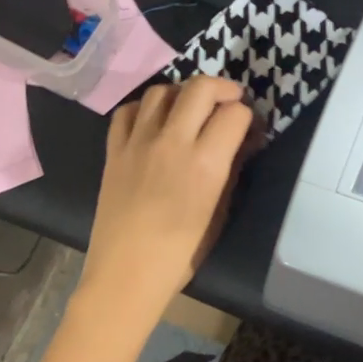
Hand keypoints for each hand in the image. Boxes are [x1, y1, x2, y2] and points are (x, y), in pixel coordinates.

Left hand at [81, 76, 255, 317]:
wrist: (126, 273)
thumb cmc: (179, 256)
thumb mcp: (217, 215)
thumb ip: (228, 174)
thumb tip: (238, 147)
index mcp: (206, 163)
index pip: (235, 114)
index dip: (247, 117)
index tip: (248, 129)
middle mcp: (172, 142)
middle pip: (200, 88)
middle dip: (221, 88)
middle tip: (228, 102)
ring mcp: (138, 143)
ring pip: (162, 91)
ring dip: (181, 93)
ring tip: (188, 110)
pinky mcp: (113, 151)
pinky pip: (127, 111)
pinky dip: (144, 109)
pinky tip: (152, 122)